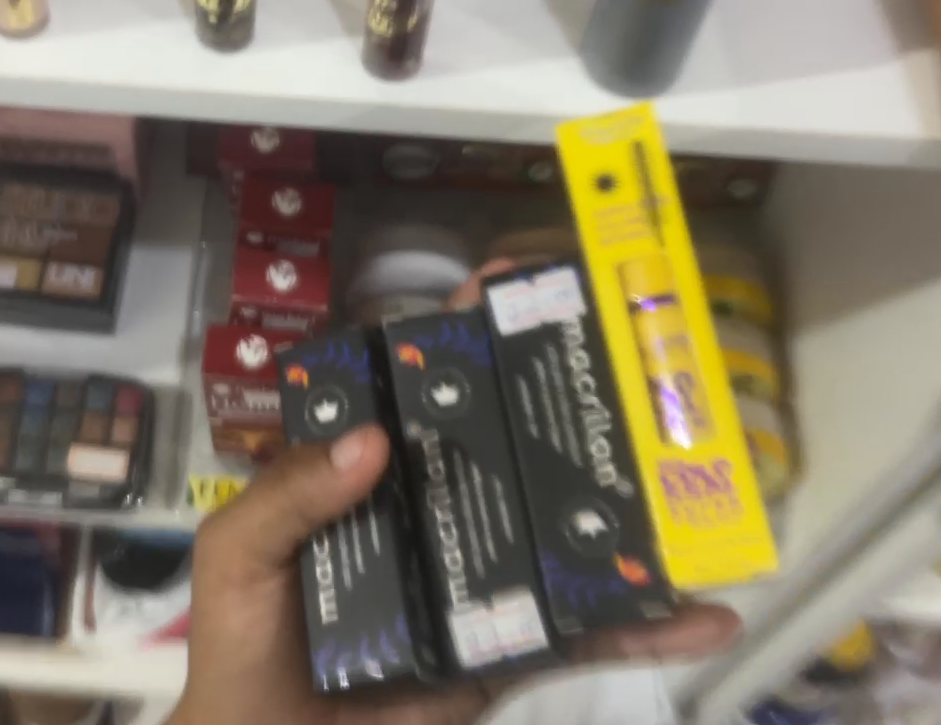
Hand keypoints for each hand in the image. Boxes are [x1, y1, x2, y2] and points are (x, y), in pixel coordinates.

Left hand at [168, 260, 741, 724]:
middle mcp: (423, 509)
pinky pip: (574, 631)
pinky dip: (637, 625)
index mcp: (362, 476)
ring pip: (545, 527)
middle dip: (543, 400)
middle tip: (611, 363)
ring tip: (679, 473)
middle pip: (489, 444)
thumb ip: (287, 495)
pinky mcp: (502, 648)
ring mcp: (469, 577)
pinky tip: (699, 612)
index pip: (409, 394)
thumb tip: (373, 440)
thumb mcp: (242, 553)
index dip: (451, 342)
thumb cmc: (241, 643)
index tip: (501, 291)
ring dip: (610, 503)